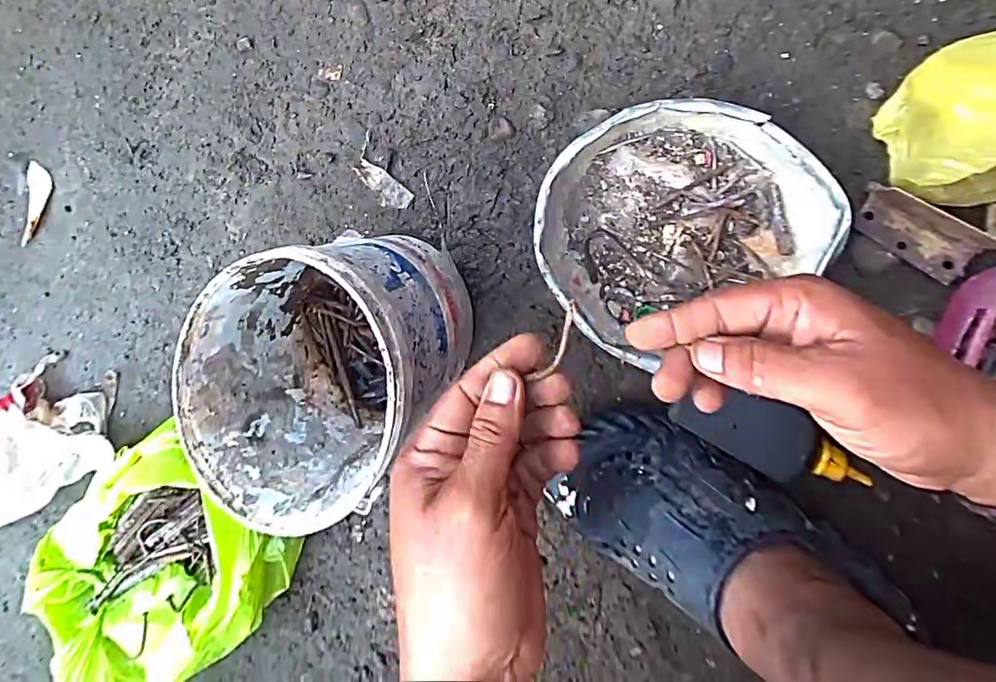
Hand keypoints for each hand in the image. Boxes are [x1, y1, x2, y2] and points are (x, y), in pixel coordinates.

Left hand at [389, 334, 580, 680]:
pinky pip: (535, 467)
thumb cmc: (451, 600)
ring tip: (568, 419)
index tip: (530, 347)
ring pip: (520, 437)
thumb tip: (503, 384)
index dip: (499, 368)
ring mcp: (486, 490)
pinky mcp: (513, 511)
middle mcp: (454, 469)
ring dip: (546, 423)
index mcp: (427, 460)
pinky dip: (553, 455)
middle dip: (529, 395)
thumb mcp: (469, 505)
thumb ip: (489, 439)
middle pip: (497, 413)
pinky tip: (567, 450)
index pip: (465, 397)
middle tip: (560, 384)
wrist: (477, 672)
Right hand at [624, 277, 995, 507]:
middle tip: (661, 382)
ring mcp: (800, 344)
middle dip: (686, 351)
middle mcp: (796, 316)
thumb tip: (705, 352)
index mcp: (803, 303)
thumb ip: (764, 366)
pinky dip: (728, 382)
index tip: (638, 333)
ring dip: (703, 369)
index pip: (723, 307)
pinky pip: (751, 369)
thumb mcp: (836, 386)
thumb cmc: (920, 407)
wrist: (980, 446)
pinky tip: (716, 398)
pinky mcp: (806, 371)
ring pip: (732, 348)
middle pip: (722, 326)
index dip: (676, 321)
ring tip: (682, 395)